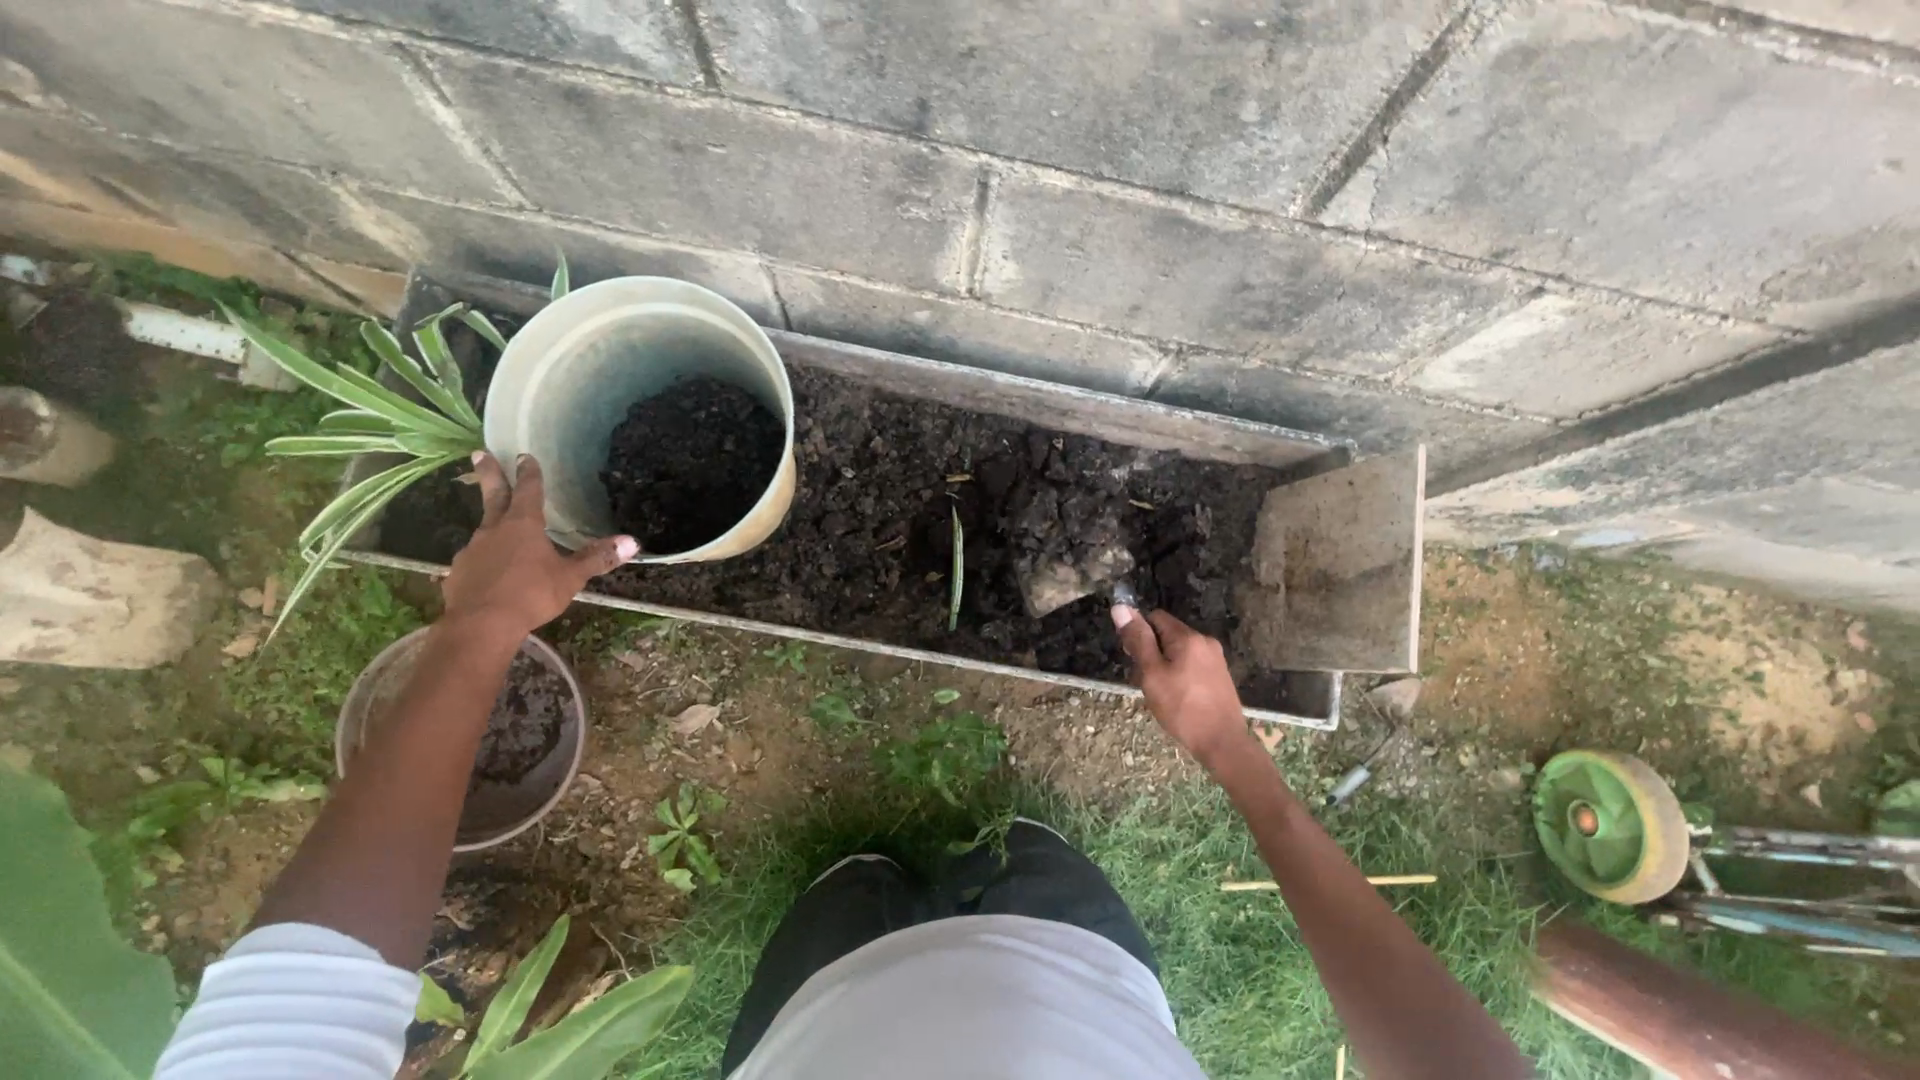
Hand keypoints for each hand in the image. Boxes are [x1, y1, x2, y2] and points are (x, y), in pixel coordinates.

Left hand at [441, 453, 637, 639]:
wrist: (481, 625)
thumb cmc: (531, 594)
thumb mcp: (571, 577)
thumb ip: (597, 558)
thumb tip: (632, 542)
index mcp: (523, 525)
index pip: (528, 490)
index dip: (529, 473)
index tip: (524, 455)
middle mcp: (494, 530)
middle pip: (493, 495)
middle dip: (489, 473)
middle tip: (478, 452)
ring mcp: (472, 550)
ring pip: (484, 531)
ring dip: (491, 525)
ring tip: (498, 531)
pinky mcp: (459, 572)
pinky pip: (474, 560)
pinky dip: (483, 560)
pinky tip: (488, 573)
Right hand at [1112, 605, 1251, 770]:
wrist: (1222, 742)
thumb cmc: (1182, 708)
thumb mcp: (1152, 674)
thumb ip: (1138, 641)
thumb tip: (1121, 607)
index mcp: (1188, 637)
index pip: (1155, 617)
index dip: (1139, 633)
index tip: (1133, 659)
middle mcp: (1205, 641)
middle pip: (1168, 634)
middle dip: (1151, 652)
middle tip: (1144, 681)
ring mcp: (1215, 659)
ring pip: (1179, 652)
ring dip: (1163, 665)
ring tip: (1159, 693)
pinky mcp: (1220, 675)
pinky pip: (1192, 665)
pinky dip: (1179, 674)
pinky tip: (1176, 697)